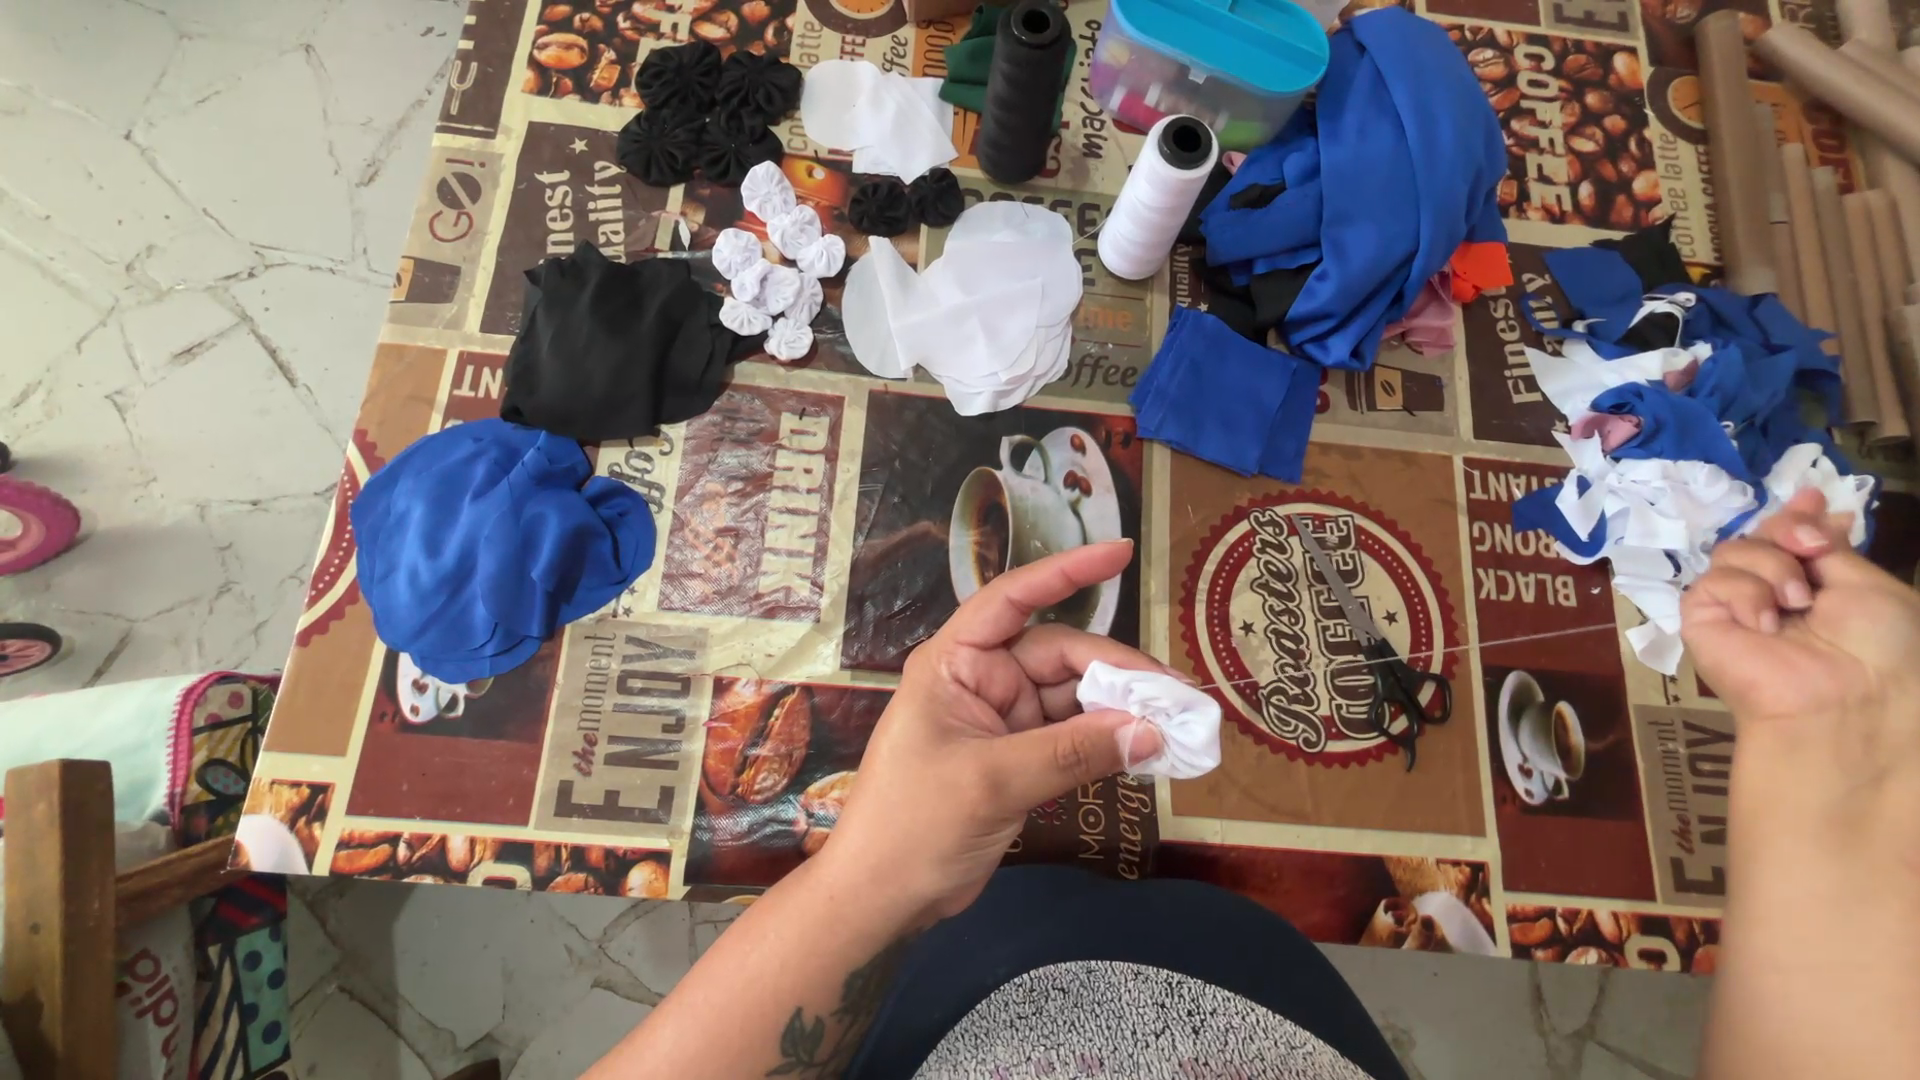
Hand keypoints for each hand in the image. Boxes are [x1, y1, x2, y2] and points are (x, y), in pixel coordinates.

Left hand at [817, 540, 1169, 922]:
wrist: (882, 896)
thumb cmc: (913, 823)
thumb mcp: (991, 781)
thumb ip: (1071, 753)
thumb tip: (1152, 730)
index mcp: (956, 661)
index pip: (1013, 598)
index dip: (1067, 571)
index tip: (1121, 553)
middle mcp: (982, 679)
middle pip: (1061, 655)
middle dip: (1118, 672)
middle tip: (1180, 698)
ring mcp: (1003, 719)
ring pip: (1074, 697)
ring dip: (1121, 709)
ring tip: (1179, 724)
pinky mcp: (1019, 757)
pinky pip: (1073, 737)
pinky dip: (1108, 742)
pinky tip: (1148, 750)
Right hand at [1681, 489, 1919, 755]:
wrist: (1842, 694)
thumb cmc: (1877, 644)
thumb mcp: (1869, 586)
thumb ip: (1831, 547)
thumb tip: (1816, 505)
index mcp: (1816, 583)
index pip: (1791, 537)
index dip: (1797, 515)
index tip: (1809, 495)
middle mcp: (1772, 588)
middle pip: (1758, 535)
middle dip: (1786, 532)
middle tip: (1809, 549)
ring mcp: (1733, 602)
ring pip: (1733, 551)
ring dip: (1772, 570)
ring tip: (1794, 604)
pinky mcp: (1700, 614)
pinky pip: (1714, 581)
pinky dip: (1746, 596)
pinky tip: (1765, 624)